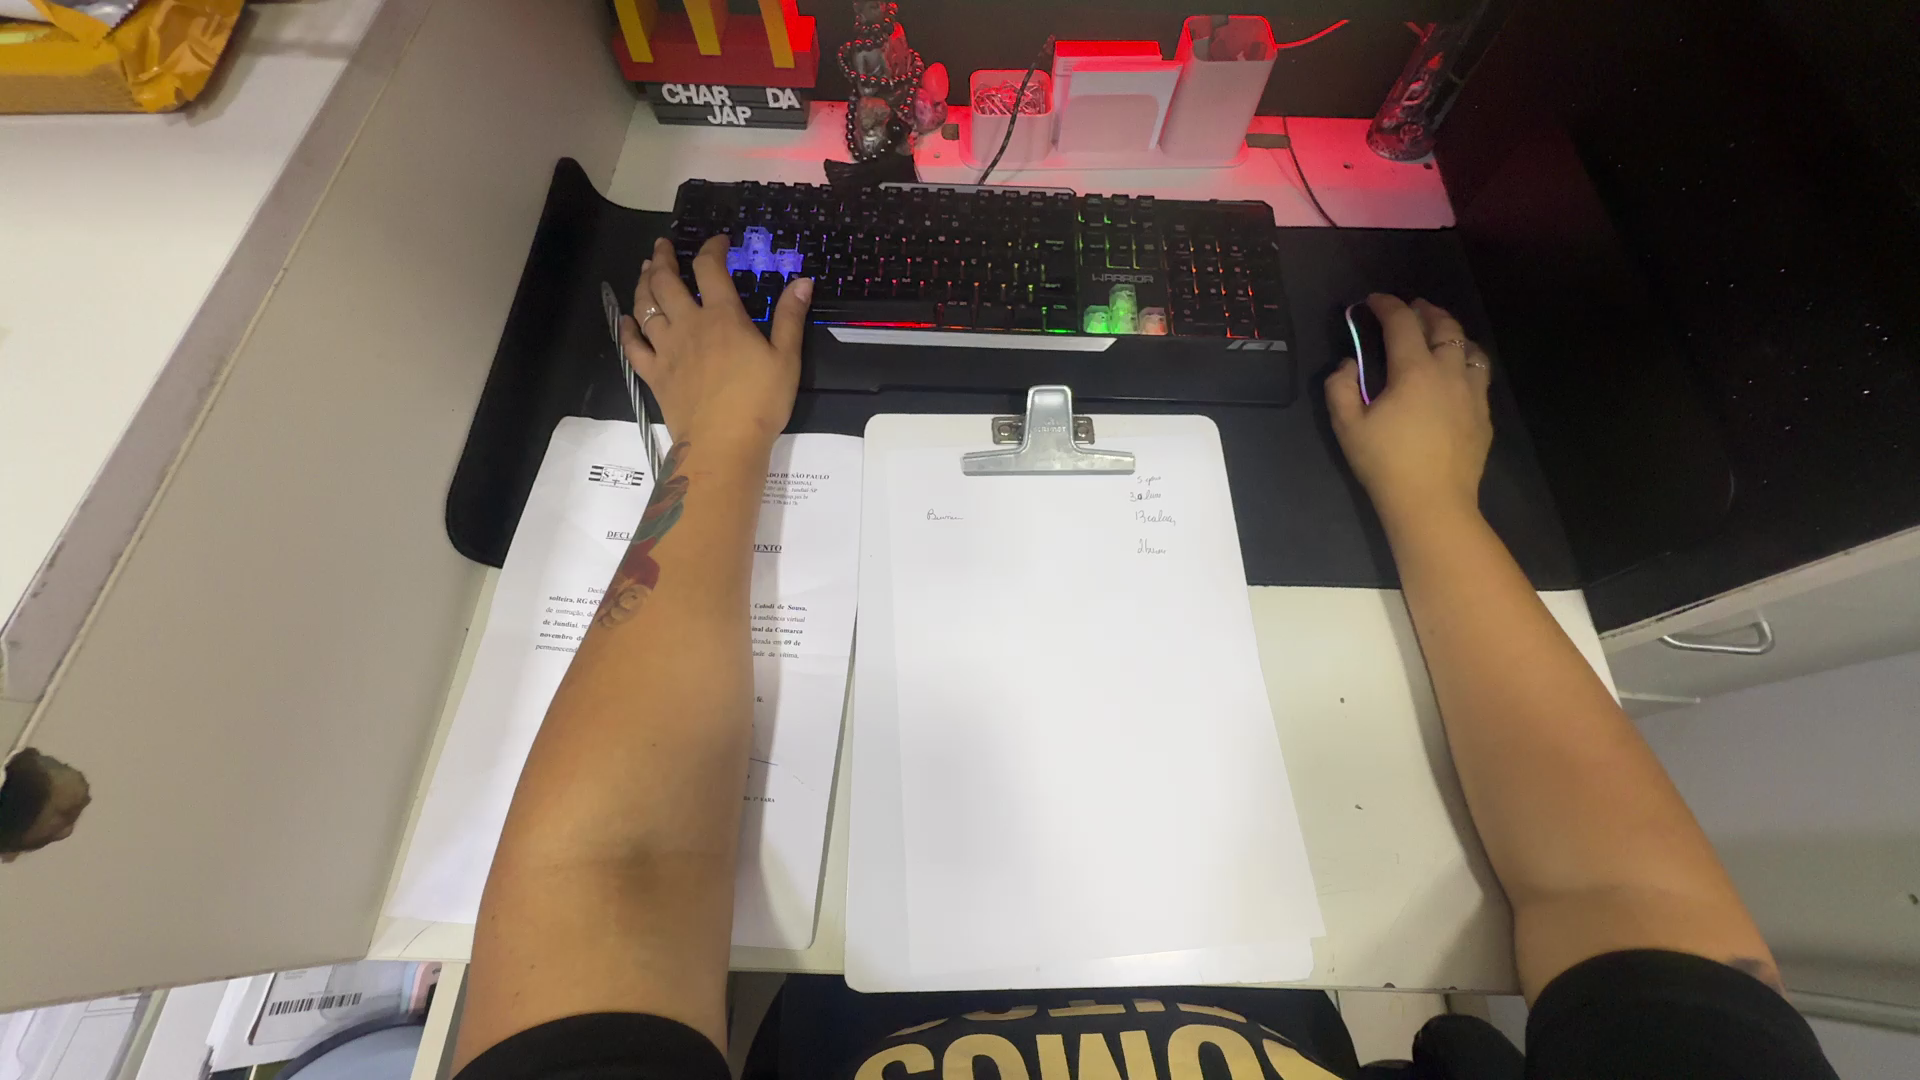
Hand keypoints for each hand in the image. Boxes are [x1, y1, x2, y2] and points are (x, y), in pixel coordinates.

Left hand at [620, 235, 812, 452]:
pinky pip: (633, 346)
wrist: (723, 443)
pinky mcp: (653, 374)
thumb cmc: (761, 402)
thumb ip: (790, 318)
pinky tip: (626, 320)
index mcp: (723, 318)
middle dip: (665, 258)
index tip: (719, 242)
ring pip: (645, 306)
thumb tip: (802, 282)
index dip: (713, 249)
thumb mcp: (787, 360)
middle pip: (667, 281)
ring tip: (647, 271)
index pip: (711, 269)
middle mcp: (689, 325)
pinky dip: (627, 329)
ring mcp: (666, 349)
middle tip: (664, 247)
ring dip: (644, 284)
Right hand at [1325, 294, 1492, 526]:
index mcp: (1414, 371)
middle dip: (1425, 311)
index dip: (1386, 306)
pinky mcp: (1483, 412)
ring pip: (1468, 347)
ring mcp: (1471, 392)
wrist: (1431, 500)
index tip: (1372, 300)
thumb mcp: (1347, 426)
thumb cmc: (1384, 462)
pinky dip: (1464, 359)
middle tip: (1410, 307)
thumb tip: (1347, 364)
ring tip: (1438, 332)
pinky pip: (1478, 373)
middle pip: (1444, 327)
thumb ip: (1340, 388)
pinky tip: (1455, 370)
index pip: (1401, 324)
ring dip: (1451, 332)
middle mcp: (1448, 372)